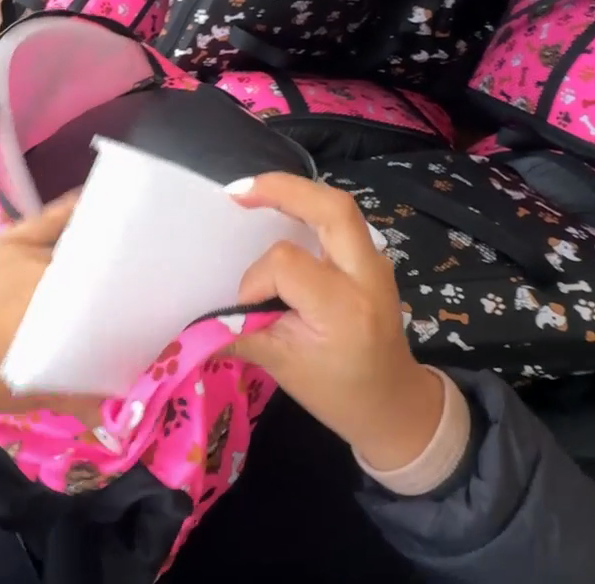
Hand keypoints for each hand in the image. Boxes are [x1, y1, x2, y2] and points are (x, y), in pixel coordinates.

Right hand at [225, 173, 443, 471]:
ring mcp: (374, 263)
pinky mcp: (370, 259)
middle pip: (331, 208)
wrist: (396, 405)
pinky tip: (281, 211)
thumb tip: (198, 322)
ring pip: (338, 205)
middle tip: (238, 192)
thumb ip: (241, 334)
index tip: (247, 307)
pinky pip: (339, 218)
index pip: (286, 264)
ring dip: (295, 192)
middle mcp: (365, 276)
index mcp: (343, 307)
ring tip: (254, 193)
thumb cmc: (339, 392)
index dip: (255, 279)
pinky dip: (307, 206)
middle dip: (282, 189)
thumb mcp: (283, 367)